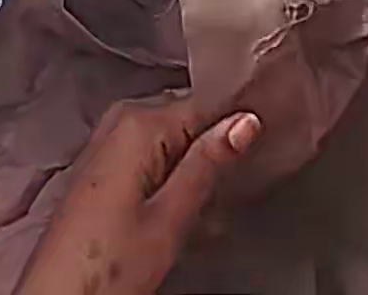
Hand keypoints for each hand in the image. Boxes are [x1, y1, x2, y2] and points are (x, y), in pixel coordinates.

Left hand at [16, 96, 261, 294]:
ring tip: (211, 197)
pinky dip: (169, 167)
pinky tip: (181, 199)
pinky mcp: (102, 159)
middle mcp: (122, 116)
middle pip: (185, 116)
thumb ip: (207, 164)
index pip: (204, 103)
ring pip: (169, 133)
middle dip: (212, 143)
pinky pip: (149, 147)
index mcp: (139, 121)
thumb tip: (246, 119)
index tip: (265, 137)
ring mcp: (108, 136)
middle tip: (237, 180)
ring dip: (192, 159)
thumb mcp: (169, 220)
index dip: (235, 120)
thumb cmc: (111, 264)